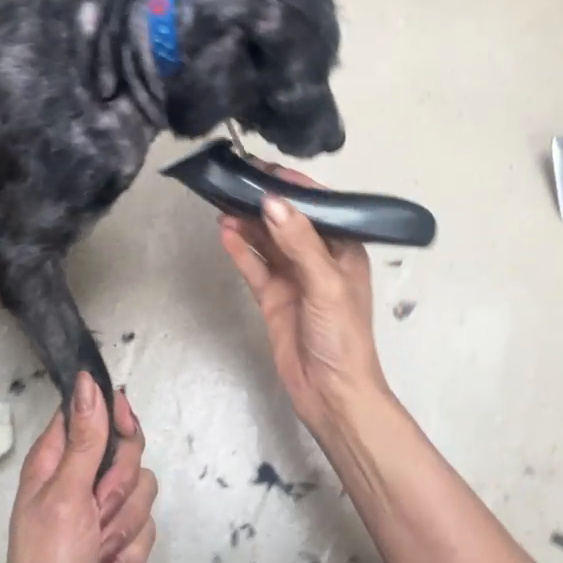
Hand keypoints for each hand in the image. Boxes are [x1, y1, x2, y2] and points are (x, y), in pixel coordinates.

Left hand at [4, 375, 158, 562]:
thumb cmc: (49, 556)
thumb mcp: (65, 494)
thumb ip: (85, 438)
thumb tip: (86, 377)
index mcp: (58, 457)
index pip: (96, 410)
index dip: (115, 416)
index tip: (125, 431)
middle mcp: (80, 476)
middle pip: (128, 450)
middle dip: (121, 486)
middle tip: (98, 509)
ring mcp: (101, 508)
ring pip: (142, 490)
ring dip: (123, 525)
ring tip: (96, 548)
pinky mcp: (118, 537)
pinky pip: (146, 527)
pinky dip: (129, 551)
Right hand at [218, 168, 387, 428]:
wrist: (332, 395)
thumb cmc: (341, 335)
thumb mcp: (325, 283)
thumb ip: (298, 241)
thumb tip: (271, 201)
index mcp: (342, 248)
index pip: (316, 206)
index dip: (290, 185)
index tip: (261, 167)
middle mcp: (317, 257)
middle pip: (286, 220)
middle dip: (262, 201)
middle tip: (232, 179)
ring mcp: (293, 277)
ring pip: (266, 241)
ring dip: (247, 222)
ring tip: (221, 202)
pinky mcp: (273, 297)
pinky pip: (254, 266)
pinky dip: (240, 250)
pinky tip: (224, 233)